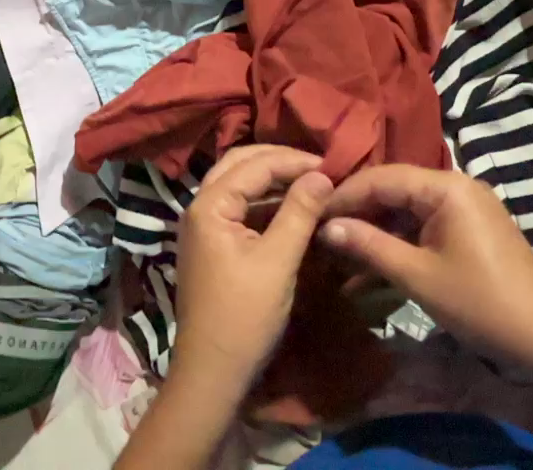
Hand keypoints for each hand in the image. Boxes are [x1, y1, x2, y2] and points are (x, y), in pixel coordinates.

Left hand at [170, 145, 333, 390]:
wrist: (212, 371)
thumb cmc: (244, 316)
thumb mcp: (278, 262)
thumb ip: (299, 213)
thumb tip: (322, 175)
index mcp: (209, 205)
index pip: (255, 165)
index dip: (294, 161)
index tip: (332, 166)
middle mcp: (199, 206)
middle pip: (240, 164)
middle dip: (279, 161)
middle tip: (318, 167)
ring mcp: (203, 224)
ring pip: (238, 183)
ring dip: (272, 178)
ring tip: (310, 181)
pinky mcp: (212, 242)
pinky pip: (238, 206)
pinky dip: (264, 200)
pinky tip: (291, 206)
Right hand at [319, 164, 532, 369]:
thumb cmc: (480, 303)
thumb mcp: (418, 276)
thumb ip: (369, 245)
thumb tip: (325, 226)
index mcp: (446, 187)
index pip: (382, 177)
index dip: (344, 195)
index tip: (310, 213)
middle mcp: (456, 187)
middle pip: (394, 190)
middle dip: (357, 213)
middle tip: (319, 232)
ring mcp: (465, 209)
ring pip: (406, 211)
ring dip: (375, 232)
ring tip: (337, 253)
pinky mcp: (469, 232)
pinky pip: (423, 227)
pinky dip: (398, 244)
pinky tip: (369, 269)